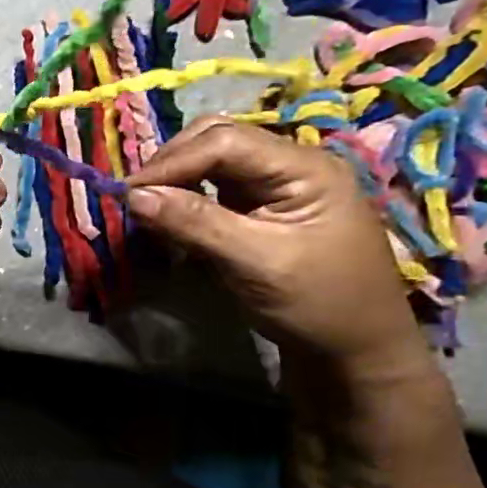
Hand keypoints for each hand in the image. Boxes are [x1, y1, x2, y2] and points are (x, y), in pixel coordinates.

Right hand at [123, 117, 427, 375]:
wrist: (356, 349)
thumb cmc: (317, 303)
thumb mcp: (254, 263)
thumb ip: (194, 223)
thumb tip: (133, 195)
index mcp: (304, 168)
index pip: (225, 142)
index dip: (173, 161)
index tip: (130, 193)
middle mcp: (290, 164)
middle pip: (218, 138)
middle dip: (172, 161)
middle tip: (137, 195)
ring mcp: (275, 183)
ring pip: (212, 157)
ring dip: (176, 174)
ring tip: (148, 203)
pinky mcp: (260, 204)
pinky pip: (214, 183)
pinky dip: (186, 192)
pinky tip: (169, 212)